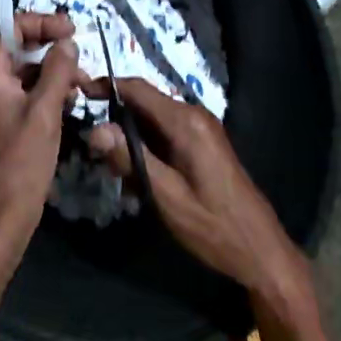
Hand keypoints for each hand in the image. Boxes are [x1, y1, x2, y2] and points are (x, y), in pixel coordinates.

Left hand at [0, 12, 81, 228]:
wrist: (5, 209)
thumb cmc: (22, 158)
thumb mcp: (45, 110)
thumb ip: (57, 71)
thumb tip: (68, 42)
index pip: (12, 28)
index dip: (42, 22)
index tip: (72, 29)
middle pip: (20, 46)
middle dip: (52, 47)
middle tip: (81, 55)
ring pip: (28, 68)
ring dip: (55, 69)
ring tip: (83, 82)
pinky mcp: (8, 114)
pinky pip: (29, 88)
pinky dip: (50, 88)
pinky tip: (71, 99)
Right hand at [86, 79, 314, 304]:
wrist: (263, 254)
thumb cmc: (214, 227)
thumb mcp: (166, 196)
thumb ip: (130, 159)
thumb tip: (94, 129)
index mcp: (185, 121)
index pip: (136, 88)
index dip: (105, 85)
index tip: (77, 91)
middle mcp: (194, 114)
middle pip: (143, 102)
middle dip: (115, 120)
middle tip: (94, 147)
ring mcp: (201, 128)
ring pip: (152, 119)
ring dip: (131, 138)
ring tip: (117, 171)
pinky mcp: (203, 142)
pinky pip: (165, 131)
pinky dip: (147, 147)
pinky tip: (140, 178)